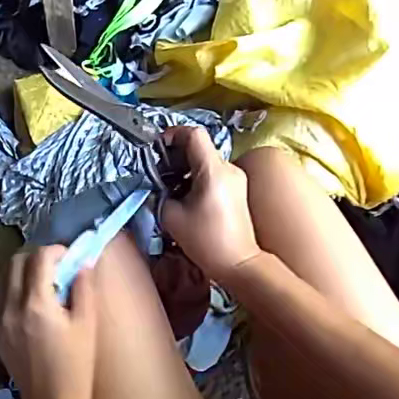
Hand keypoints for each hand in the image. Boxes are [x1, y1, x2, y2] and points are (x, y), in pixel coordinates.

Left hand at [0, 246, 97, 398]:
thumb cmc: (76, 365)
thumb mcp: (87, 324)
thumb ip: (83, 288)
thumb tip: (83, 262)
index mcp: (36, 304)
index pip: (39, 258)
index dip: (56, 251)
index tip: (70, 259)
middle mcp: (11, 308)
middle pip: (15, 263)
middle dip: (37, 258)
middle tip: (58, 269)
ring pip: (3, 279)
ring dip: (22, 272)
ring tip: (44, 285)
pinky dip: (13, 290)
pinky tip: (32, 304)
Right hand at [159, 127, 262, 280]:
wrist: (238, 264)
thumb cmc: (205, 241)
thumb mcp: (171, 217)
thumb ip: (161, 194)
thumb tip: (160, 186)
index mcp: (213, 171)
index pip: (195, 134)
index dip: (174, 134)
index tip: (159, 148)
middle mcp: (229, 168)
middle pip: (201, 147)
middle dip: (177, 155)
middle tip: (160, 171)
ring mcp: (237, 179)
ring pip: (207, 161)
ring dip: (187, 168)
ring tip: (172, 188)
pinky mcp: (239, 190)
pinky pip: (216, 174)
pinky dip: (199, 178)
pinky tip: (188, 198)